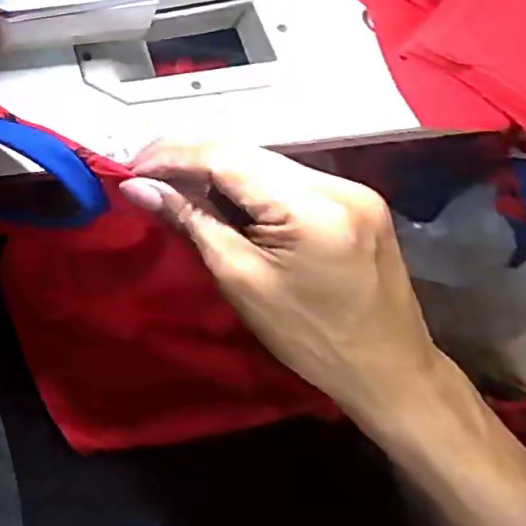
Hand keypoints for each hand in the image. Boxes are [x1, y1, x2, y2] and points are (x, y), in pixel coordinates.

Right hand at [121, 141, 441, 426]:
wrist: (391, 373)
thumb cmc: (310, 339)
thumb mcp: (240, 280)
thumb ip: (191, 221)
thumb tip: (138, 187)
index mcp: (313, 208)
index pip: (228, 159)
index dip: (174, 157)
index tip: (133, 168)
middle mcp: (336, 183)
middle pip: (246, 152)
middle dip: (190, 158)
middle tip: (146, 172)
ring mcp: (349, 186)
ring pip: (263, 160)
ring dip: (215, 167)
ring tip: (173, 181)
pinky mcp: (353, 195)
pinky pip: (284, 175)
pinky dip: (246, 180)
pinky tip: (219, 192)